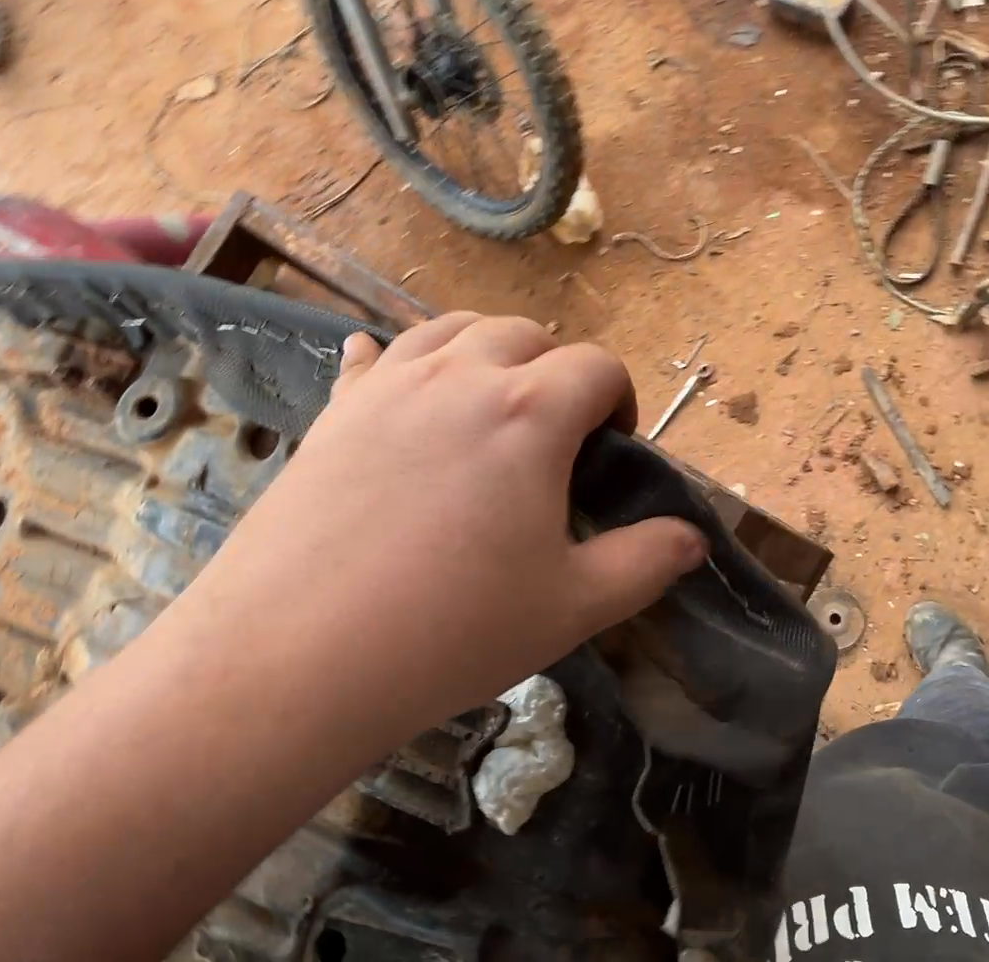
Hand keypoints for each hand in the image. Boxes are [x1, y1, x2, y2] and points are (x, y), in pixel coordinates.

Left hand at [178, 313, 707, 737]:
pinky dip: (400, 360)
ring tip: (493, 406)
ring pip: (455, 329)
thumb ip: (647, 562)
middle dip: (558, 372)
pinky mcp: (335, 411)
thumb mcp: (574, 606)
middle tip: (555, 438)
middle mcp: (461, 376)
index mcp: (530, 412)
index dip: (619, 401)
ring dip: (489, 353)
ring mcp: (390, 386)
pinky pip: (375, 356)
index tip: (612, 452)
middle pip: (528, 335)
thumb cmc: (451, 630)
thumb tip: (693, 538)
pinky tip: (394, 379)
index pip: (597, 367)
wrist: (294, 659)